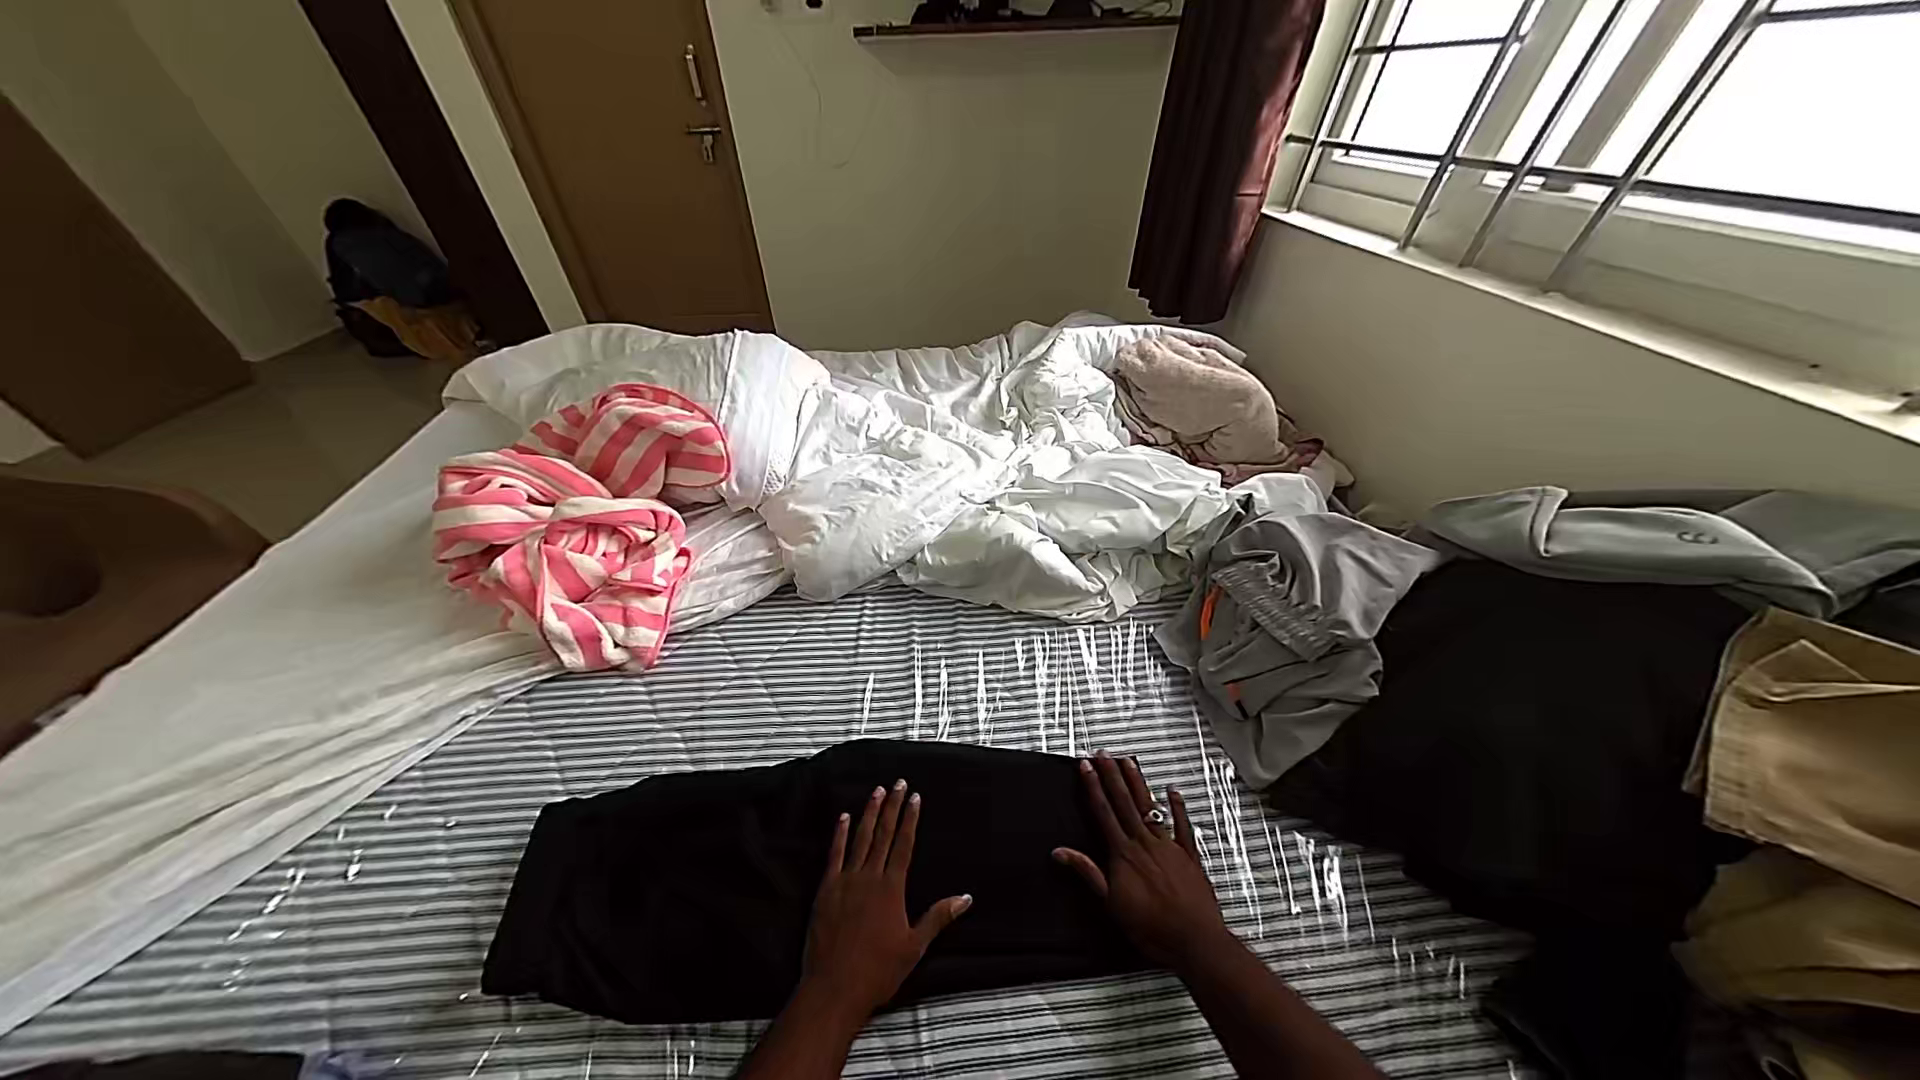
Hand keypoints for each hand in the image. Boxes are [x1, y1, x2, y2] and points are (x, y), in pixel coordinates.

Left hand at [801, 779, 972, 1018]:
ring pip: (861, 838)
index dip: (910, 819)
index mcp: (891, 888)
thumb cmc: (877, 972)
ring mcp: (846, 881)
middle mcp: (869, 878)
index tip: (915, 797)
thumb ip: (938, 917)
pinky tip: (844, 817)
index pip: (904, 844)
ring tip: (877, 791)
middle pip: (884, 834)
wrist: (834, 988)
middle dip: (892, 807)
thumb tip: (965, 897)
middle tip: (899, 783)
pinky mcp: (826, 890)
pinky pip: (834, 855)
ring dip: (870, 813)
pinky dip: (840, 834)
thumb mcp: (914, 947)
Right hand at [1053, 751, 1230, 969]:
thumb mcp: (1111, 904)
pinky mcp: (1189, 856)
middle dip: (1112, 775)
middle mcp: (1145, 843)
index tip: (1086, 767)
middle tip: (1103, 754)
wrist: (1195, 942)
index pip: (1103, 812)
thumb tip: (1061, 853)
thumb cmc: (1153, 929)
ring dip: (1138, 783)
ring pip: (1149, 807)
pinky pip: (1182, 826)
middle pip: (1124, 801)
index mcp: (1124, 854)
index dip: (1093, 787)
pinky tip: (1173, 791)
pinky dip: (1178, 807)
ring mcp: (1168, 846)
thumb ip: (1087, 873)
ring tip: (1128, 762)